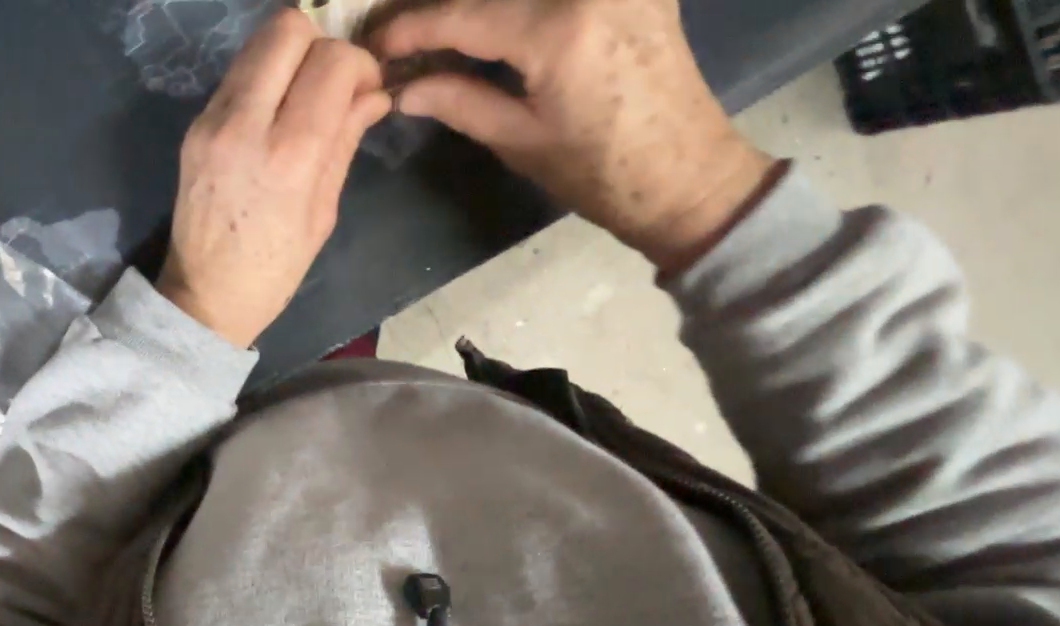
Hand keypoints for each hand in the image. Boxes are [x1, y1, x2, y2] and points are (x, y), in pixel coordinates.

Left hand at [157, 10, 393, 347]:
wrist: (204, 299)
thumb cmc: (272, 272)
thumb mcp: (321, 214)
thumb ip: (344, 141)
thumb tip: (374, 94)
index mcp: (289, 156)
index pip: (333, 61)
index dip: (359, 65)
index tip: (364, 91)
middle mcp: (245, 125)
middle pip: (288, 29)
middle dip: (321, 44)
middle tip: (330, 83)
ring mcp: (211, 122)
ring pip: (257, 44)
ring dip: (289, 57)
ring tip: (302, 97)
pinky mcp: (194, 127)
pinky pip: (236, 76)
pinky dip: (263, 80)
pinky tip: (274, 115)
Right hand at [373, 0, 776, 271]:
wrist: (684, 174)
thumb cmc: (598, 173)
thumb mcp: (520, 142)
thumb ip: (461, 102)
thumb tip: (405, 90)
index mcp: (558, 30)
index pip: (464, 15)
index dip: (412, 27)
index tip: (376, 43)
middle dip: (441, 5)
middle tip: (403, 29)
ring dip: (480, 4)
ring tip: (446, 25)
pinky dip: (520, 3)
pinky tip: (495, 18)